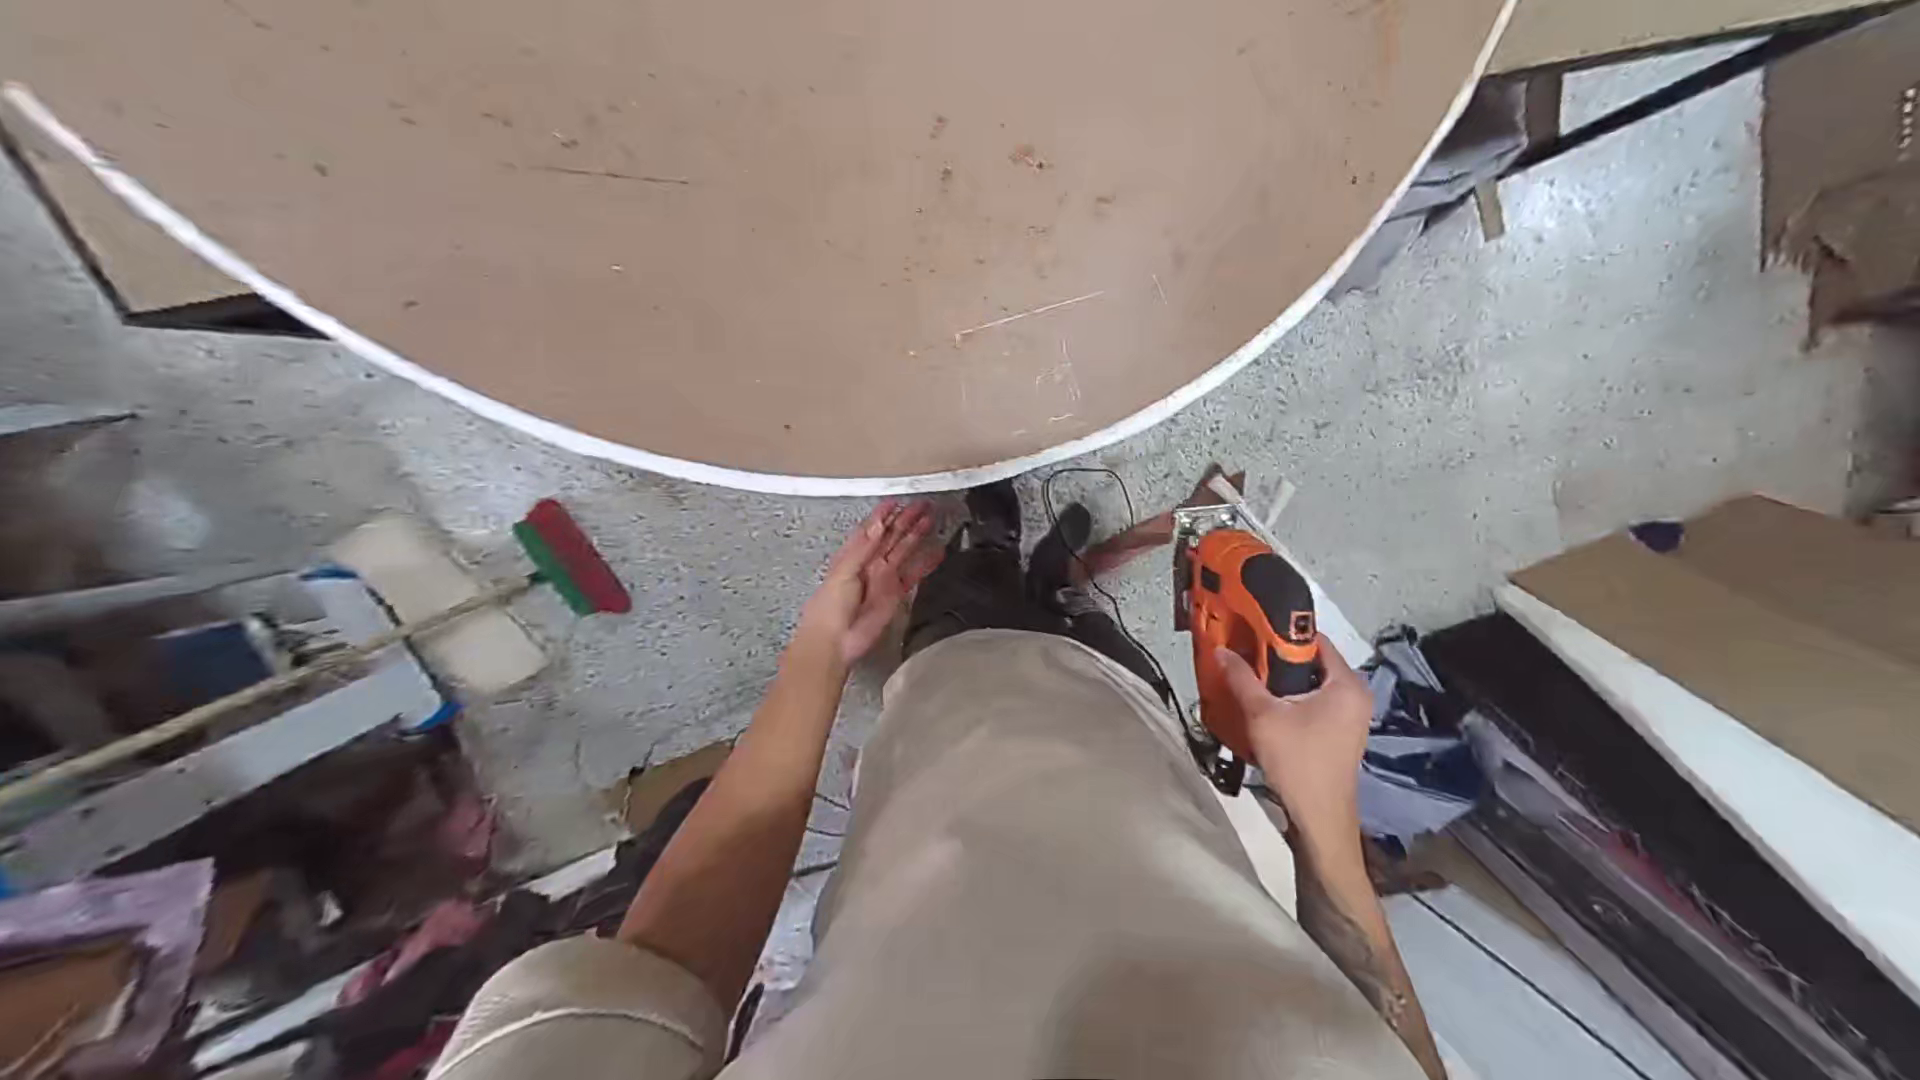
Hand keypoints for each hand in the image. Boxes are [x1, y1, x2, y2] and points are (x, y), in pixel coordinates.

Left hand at [795, 498, 943, 667]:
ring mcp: (883, 578)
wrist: (835, 641)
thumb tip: (877, 524)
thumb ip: (863, 548)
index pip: (871, 529)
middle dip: (906, 520)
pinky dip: (925, 564)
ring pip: (904, 551)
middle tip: (923, 506)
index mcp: (852, 555)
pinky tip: (937, 553)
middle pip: (891, 537)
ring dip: (917, 536)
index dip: (883, 515)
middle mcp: (869, 564)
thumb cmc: (829, 608)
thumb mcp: (843, 571)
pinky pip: (913, 575)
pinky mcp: (895, 594)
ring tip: (932, 521)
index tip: (896, 501)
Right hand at [1216, 635, 1370, 833]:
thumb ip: (1242, 677)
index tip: (1250, 630)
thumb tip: (1220, 649)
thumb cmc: (1297, 759)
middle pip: (1312, 659)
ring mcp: (1350, 714)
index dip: (1281, 632)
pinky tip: (1264, 700)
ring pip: (1310, 680)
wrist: (1318, 815)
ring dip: (1280, 677)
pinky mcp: (1339, 729)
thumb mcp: (1262, 714)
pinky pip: (1313, 698)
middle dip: (1277, 655)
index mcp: (1346, 683)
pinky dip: (1290, 694)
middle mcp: (1355, 693)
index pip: (1315, 639)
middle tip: (1243, 651)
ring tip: (1248, 673)